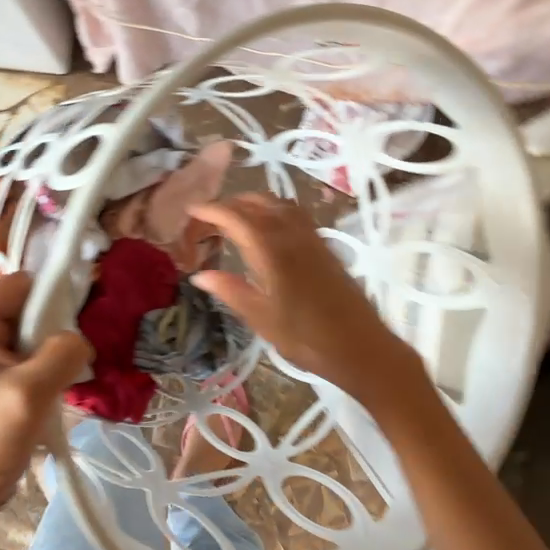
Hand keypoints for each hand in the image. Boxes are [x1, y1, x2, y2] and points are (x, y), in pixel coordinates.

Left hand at [0, 273, 89, 512]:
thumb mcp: (31, 392)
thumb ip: (63, 351)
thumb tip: (81, 337)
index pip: (23, 285)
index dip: (54, 298)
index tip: (79, 326)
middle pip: (28, 305)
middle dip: (53, 328)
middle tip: (71, 361)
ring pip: (32, 330)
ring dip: (51, 350)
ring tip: (61, 379)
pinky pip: (27, 351)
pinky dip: (45, 365)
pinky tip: (52, 388)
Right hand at [189, 195, 428, 414]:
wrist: (360, 347)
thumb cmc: (306, 337)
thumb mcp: (260, 318)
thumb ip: (230, 290)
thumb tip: (199, 274)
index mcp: (271, 249)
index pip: (234, 216)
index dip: (210, 210)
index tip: (189, 211)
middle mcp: (291, 233)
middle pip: (255, 202)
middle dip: (228, 205)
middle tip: (206, 222)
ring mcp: (310, 236)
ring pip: (276, 203)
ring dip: (251, 204)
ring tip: (232, 221)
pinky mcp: (323, 244)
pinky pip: (292, 213)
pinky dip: (272, 210)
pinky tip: (265, 230)